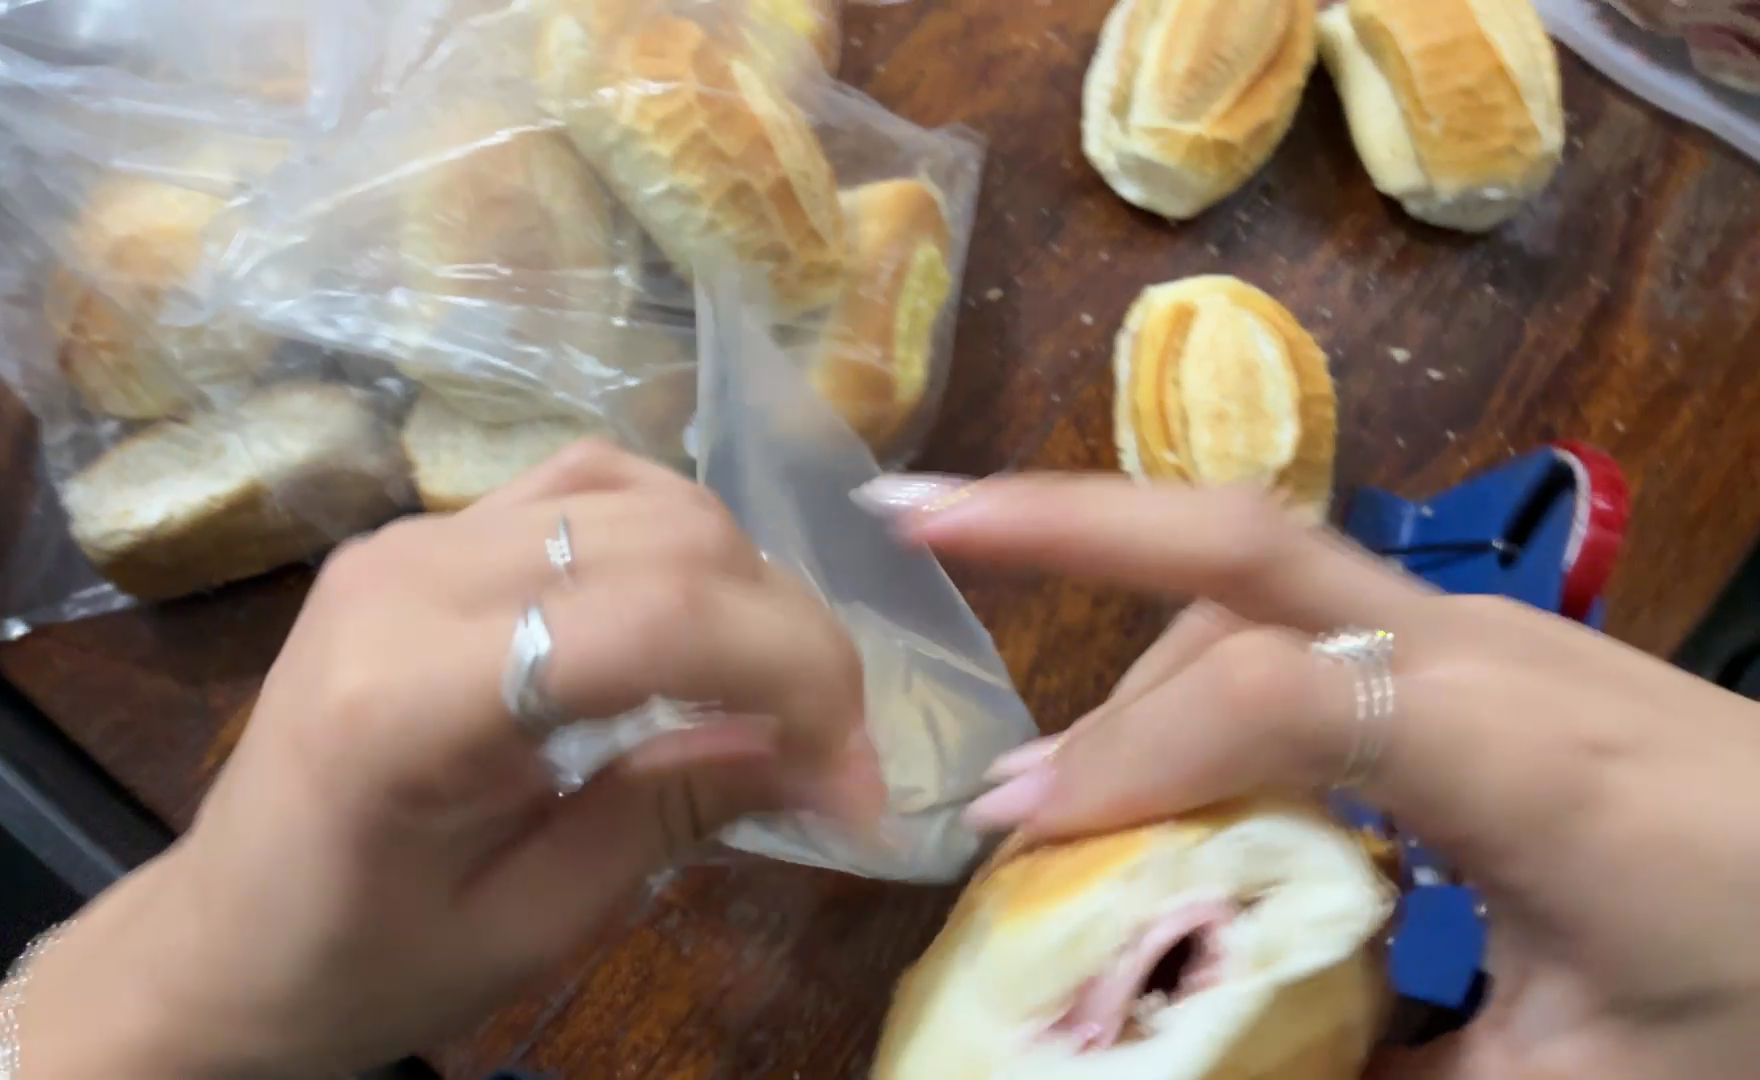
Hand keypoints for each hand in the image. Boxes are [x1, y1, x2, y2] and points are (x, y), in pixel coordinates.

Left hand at [0, 442, 882, 1079]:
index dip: (790, 672)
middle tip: (833, 730)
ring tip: (771, 667)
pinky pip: (592, 481)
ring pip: (645, 495)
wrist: (222, 929)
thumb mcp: (538, 919)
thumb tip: (829, 760)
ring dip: (745, 576)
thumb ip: (684, 811)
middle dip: (788, 632)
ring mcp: (422, 531)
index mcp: (409, 701)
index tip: (852, 768)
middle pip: (668, 543)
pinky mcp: (437, 526)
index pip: (653, 624)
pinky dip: (679, 528)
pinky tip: (697, 591)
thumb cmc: (364, 959)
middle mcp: (414, 575)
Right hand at [883, 474, 1759, 1079]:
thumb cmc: (1758, 1001)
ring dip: (1104, 641)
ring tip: (1028, 747)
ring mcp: (1453, 624)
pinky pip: (1256, 617)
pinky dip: (1157, 660)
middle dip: (1058, 519)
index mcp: (1555, 764)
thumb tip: (1150, 1046)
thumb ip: (1363, 1075)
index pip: (1292, 696)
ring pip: (1227, 585)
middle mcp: (1485, 649)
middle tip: (917, 517)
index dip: (1134, 751)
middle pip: (1237, 537)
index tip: (1015, 828)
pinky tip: (1119, 729)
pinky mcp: (1429, 637)